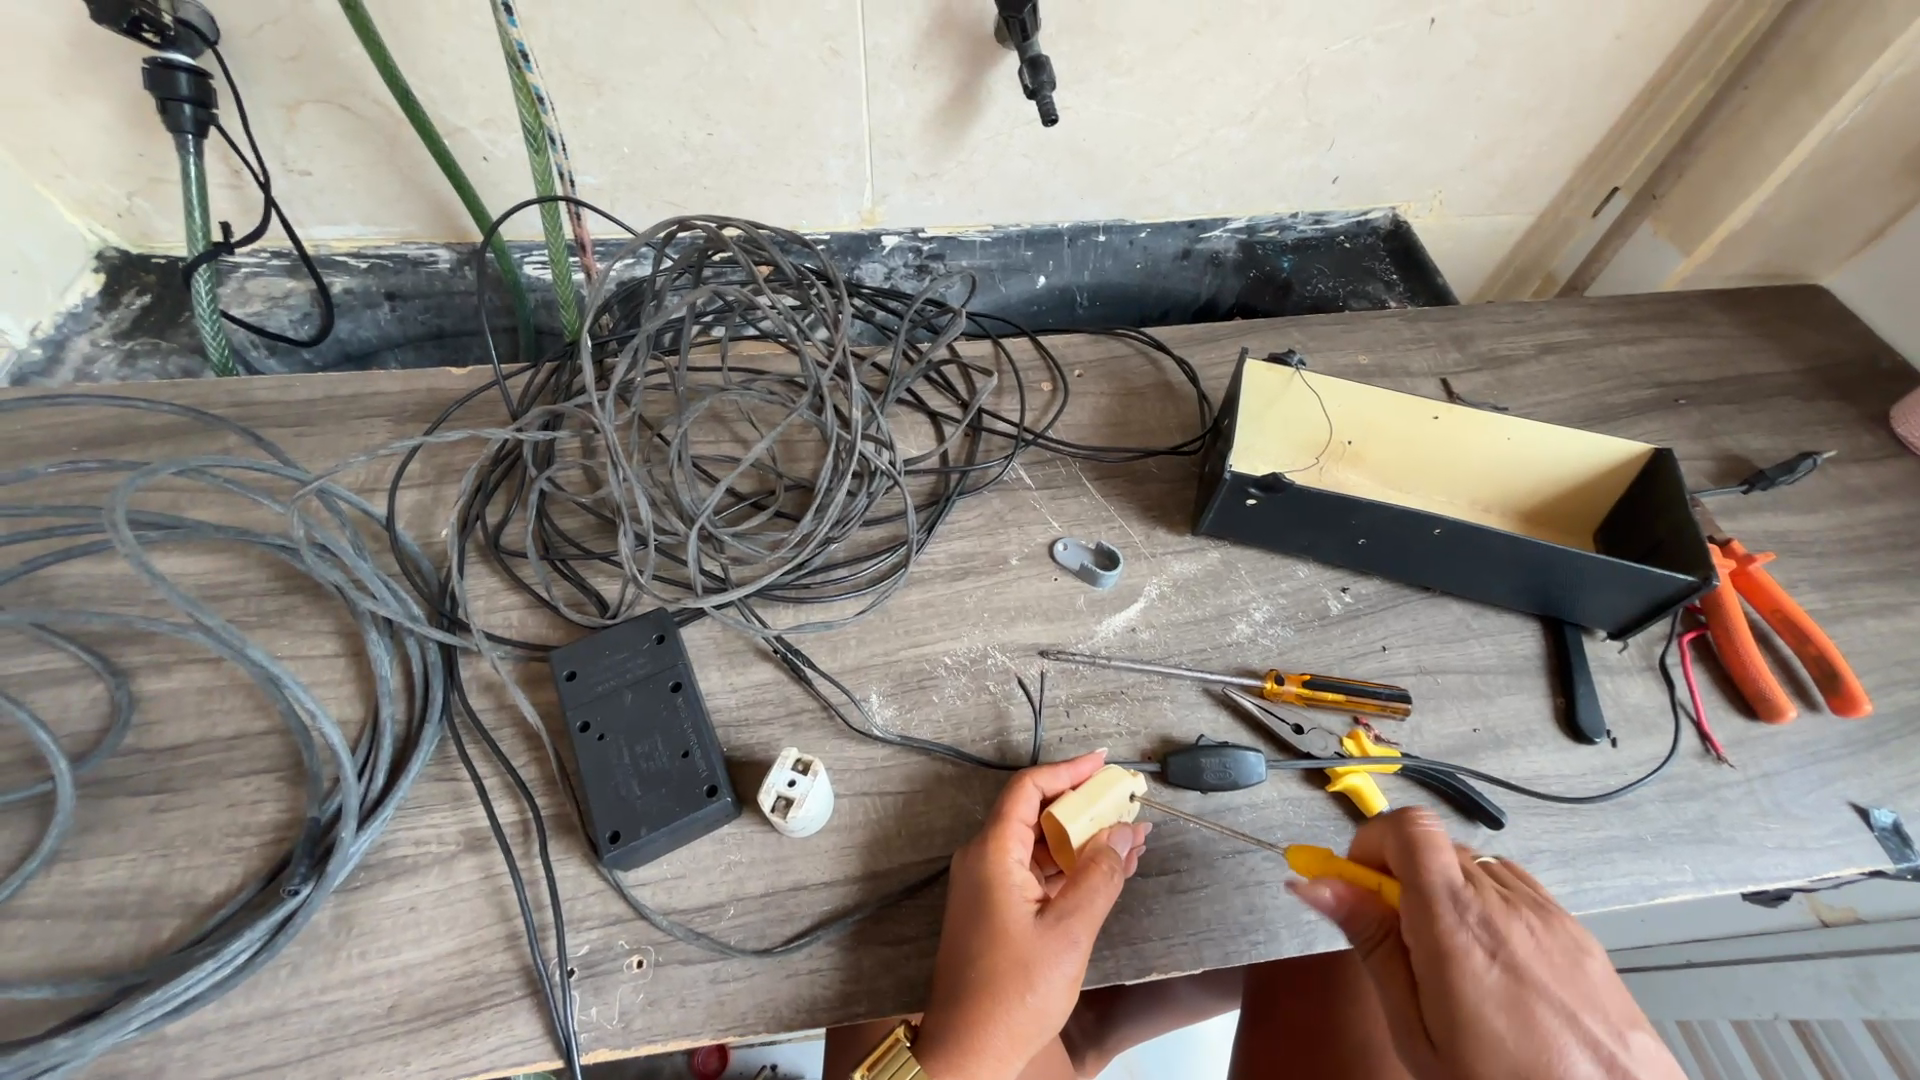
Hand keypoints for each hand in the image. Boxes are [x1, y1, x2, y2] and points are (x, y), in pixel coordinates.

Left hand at [913, 752, 1150, 1079]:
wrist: (968, 1051)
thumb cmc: (1015, 992)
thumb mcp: (1069, 931)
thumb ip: (1100, 875)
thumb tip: (1126, 830)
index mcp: (992, 851)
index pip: (1029, 788)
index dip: (1068, 770)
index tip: (1104, 762)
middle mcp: (984, 857)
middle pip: (1037, 813)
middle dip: (1084, 807)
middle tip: (1127, 802)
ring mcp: (988, 883)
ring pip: (1040, 844)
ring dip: (1083, 840)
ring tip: (1133, 837)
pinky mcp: (996, 906)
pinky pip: (1036, 872)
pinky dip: (1070, 868)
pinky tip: (1110, 870)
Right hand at [1290, 808, 1684, 1079]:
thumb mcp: (1417, 1031)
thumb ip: (1370, 943)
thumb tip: (1312, 883)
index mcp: (1456, 921)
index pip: (1407, 826)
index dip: (1372, 842)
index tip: (1358, 887)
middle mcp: (1504, 901)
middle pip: (1433, 845)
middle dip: (1399, 873)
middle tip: (1395, 935)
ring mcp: (1549, 914)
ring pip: (1472, 863)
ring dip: (1443, 888)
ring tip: (1447, 957)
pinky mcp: (1580, 933)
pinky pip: (1515, 887)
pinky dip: (1487, 903)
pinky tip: (1493, 962)